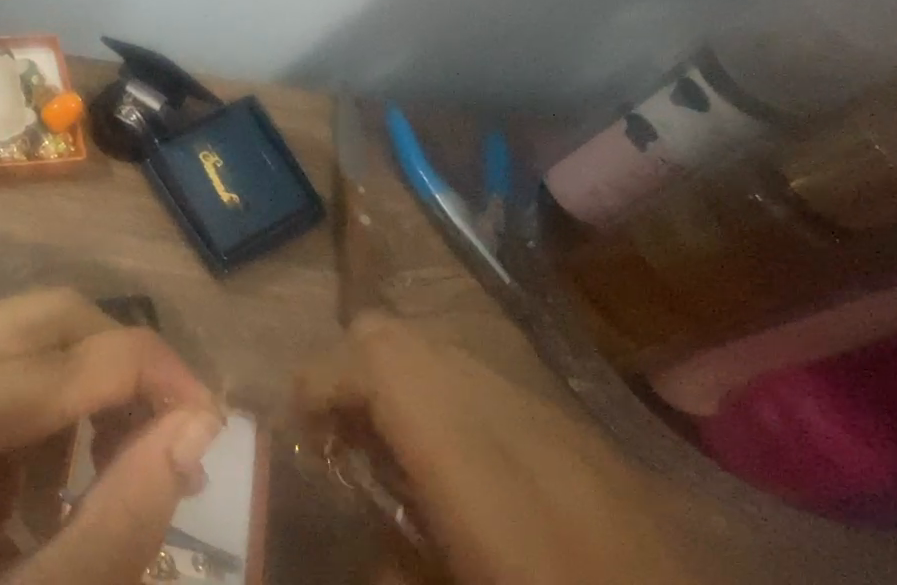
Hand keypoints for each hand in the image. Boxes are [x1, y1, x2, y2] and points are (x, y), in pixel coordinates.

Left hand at [0, 288, 223, 584]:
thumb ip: (116, 524)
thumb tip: (197, 425)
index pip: (53, 364)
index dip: (147, 375)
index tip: (214, 424)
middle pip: (49, 321)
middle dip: (125, 373)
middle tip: (176, 448)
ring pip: (40, 328)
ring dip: (101, 385)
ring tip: (124, 470)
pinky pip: (19, 355)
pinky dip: (68, 400)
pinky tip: (70, 473)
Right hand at [297, 313, 714, 584]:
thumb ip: (393, 568)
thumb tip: (367, 552)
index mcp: (479, 463)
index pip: (376, 357)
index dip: (320, 381)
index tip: (308, 439)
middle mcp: (513, 417)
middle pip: (396, 335)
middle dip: (347, 374)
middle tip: (345, 445)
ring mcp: (556, 420)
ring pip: (440, 350)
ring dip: (395, 386)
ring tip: (396, 456)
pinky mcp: (588, 440)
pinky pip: (487, 385)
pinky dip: (446, 404)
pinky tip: (462, 471)